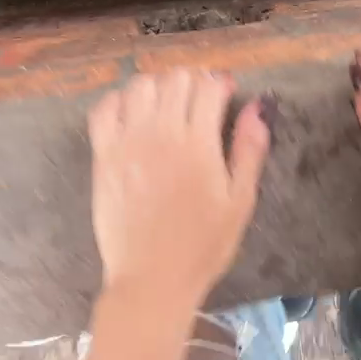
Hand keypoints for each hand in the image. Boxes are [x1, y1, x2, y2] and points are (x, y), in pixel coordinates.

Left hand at [86, 69, 270, 308]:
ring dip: (158, 86)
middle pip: (176, 78)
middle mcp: (160, 133)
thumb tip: (257, 108)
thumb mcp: (240, 201)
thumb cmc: (202, 245)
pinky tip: (133, 114)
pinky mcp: (103, 155)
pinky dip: (120, 101)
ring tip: (168, 105)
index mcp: (198, 143)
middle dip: (193, 81)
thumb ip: (250, 149)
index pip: (207, 86)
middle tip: (199, 101)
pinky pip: (105, 108)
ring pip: (140, 85)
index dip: (220, 82)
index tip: (225, 92)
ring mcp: (127, 142)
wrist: (151, 281)